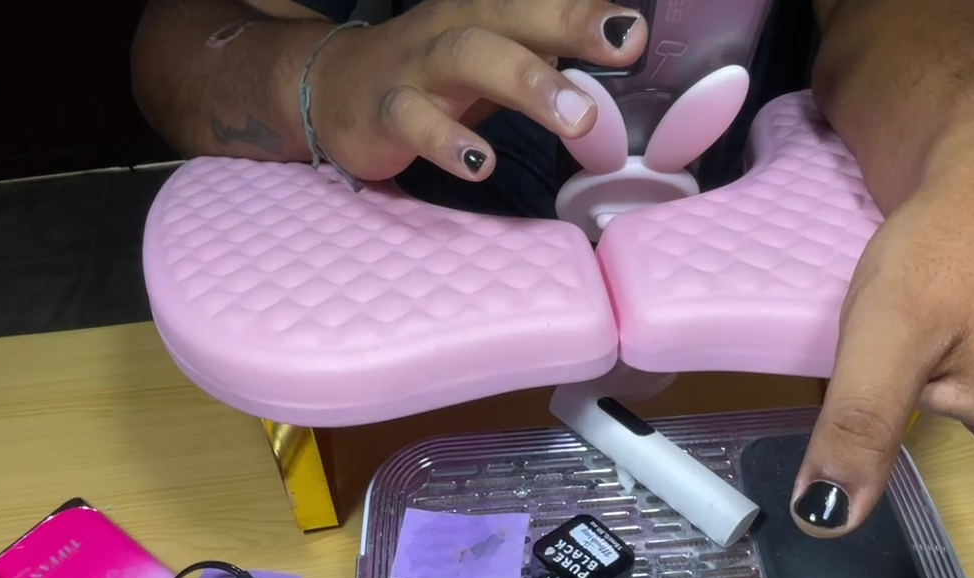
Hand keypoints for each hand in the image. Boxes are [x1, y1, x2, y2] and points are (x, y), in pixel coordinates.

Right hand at [305, 0, 646, 181]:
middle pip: (511, 15)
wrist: (335, 89)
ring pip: (468, 57)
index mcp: (484, 15)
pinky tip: (482, 165)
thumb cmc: (430, 79)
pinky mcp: (386, 113)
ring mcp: (417, 70)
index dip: (586, 10)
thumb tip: (614, 62)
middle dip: (569, 24)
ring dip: (526, 82)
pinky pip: (414, 121)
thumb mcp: (490, 62)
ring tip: (577, 120)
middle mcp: (453, 30)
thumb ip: (542, 60)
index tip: (637, 29)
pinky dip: (448, 142)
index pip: (539, 3)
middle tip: (624, 46)